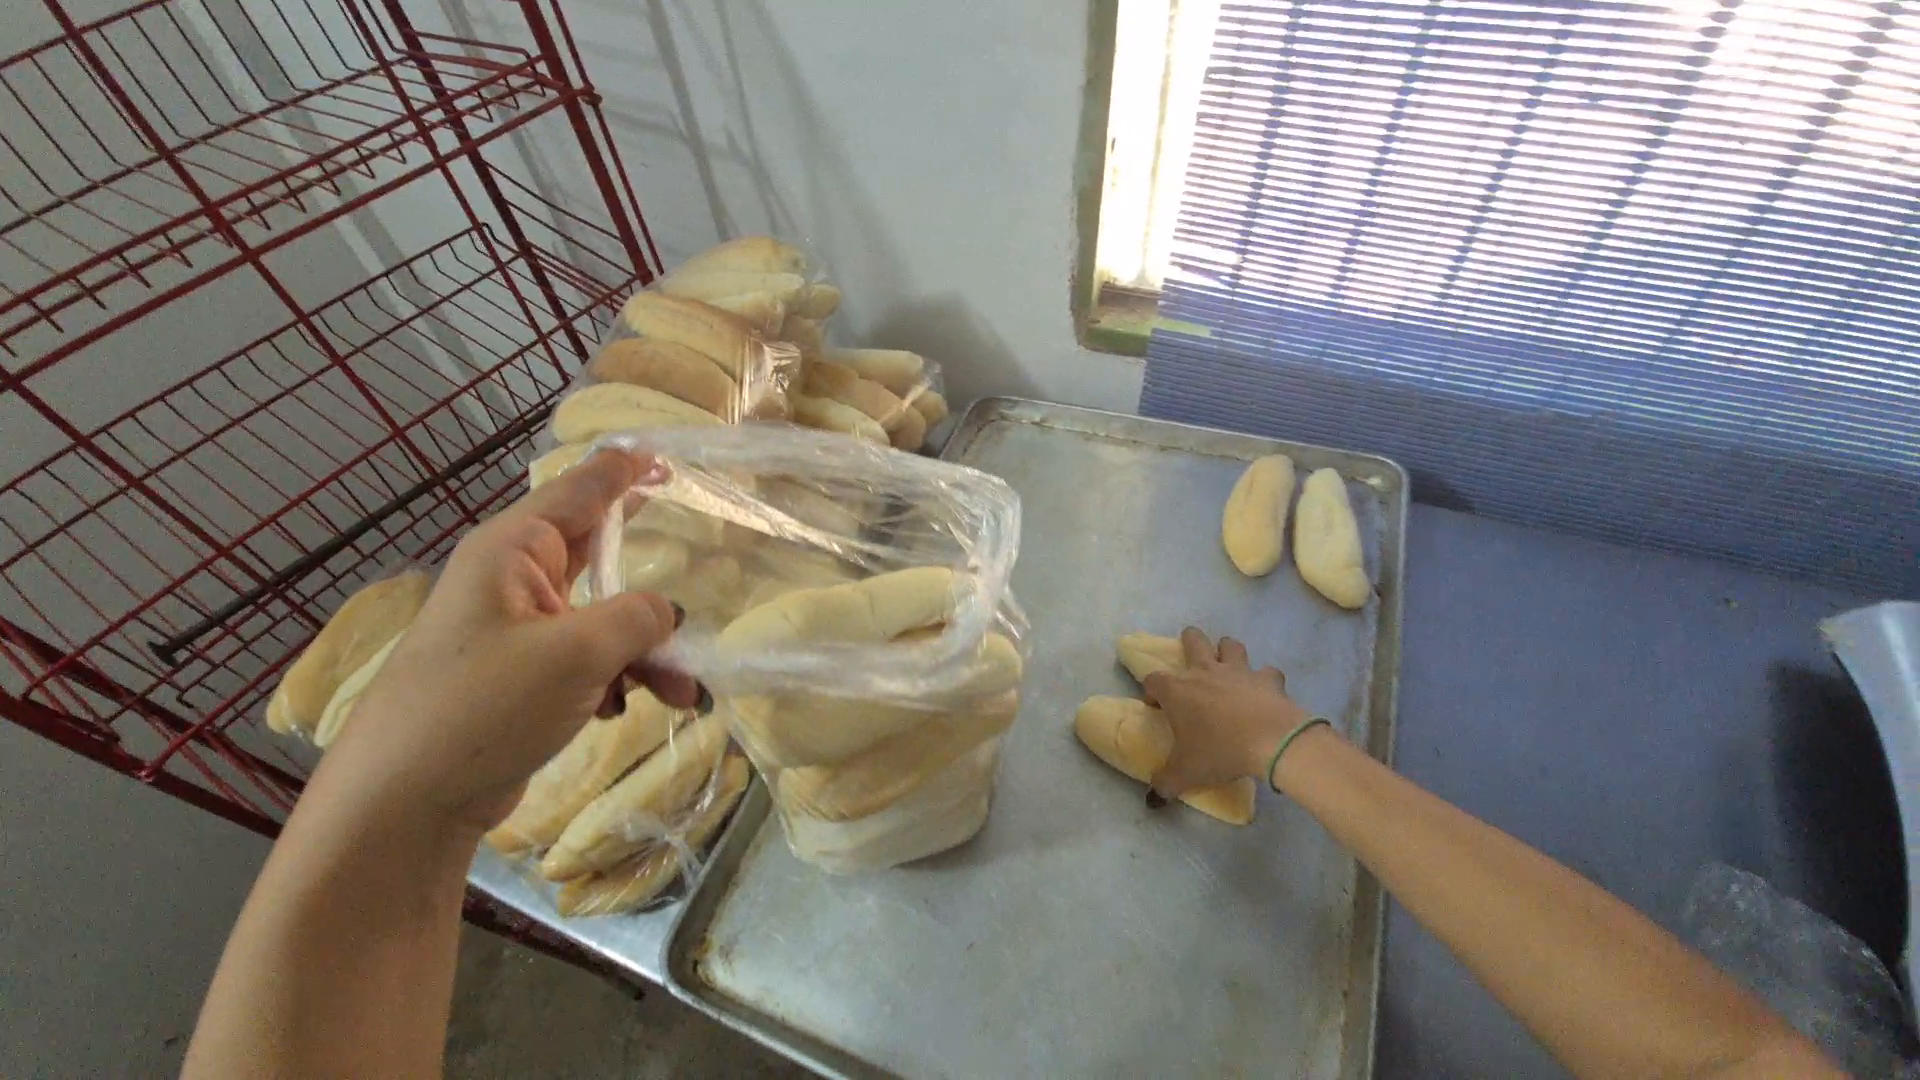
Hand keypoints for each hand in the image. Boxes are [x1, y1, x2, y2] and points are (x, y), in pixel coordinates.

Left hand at [315, 448, 699, 834]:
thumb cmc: (484, 705)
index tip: (666, 456)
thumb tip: (666, 611)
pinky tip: (630, 708)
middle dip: (650, 579)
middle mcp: (513, 582)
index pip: (580, 490)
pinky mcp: (521, 678)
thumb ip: (637, 618)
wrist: (404, 804)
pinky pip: (587, 660)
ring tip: (684, 691)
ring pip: (602, 620)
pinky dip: (617, 678)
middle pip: (597, 557)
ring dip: (645, 651)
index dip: (626, 470)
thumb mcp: (576, 653)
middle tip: (701, 550)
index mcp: (513, 551)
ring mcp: (516, 632)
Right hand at [1142, 627, 1311, 797]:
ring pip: (1230, 645)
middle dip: (1189, 641)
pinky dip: (1265, 680)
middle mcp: (1205, 672)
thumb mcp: (1186, 773)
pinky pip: (1266, 672)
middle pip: (1193, 640)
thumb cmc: (1220, 751)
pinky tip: (1264, 691)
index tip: (1155, 706)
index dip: (1151, 691)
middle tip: (1190, 657)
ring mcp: (1239, 671)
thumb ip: (1165, 782)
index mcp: (1177, 691)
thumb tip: (1154, 795)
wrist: (1271, 742)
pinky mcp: (1268, 679)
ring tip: (1227, 665)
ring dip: (1227, 652)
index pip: (1153, 680)